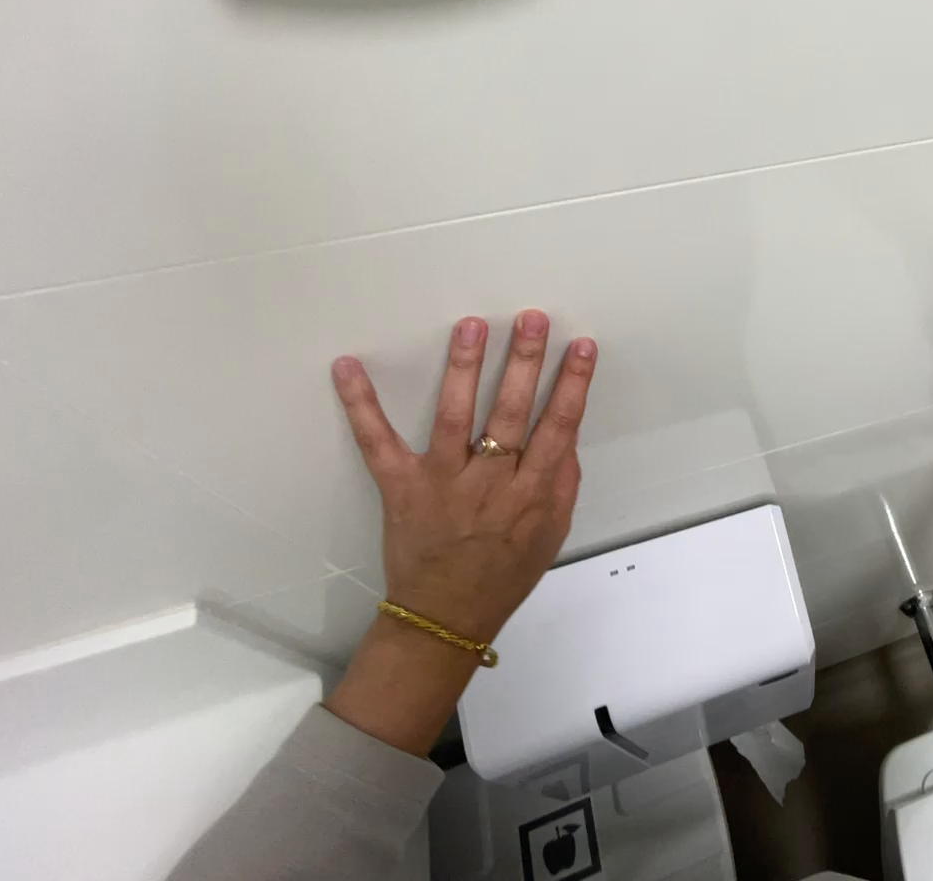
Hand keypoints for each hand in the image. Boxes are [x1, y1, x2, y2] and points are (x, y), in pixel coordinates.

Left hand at [323, 310, 598, 754]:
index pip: (561, 427)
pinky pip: (377, 442)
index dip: (574, 384)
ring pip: (455, 417)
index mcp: (534, 492)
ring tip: (471, 326)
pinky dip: (361, 404)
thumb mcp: (554, 531)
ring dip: (463, 369)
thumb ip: (563, 481)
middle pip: (513, 412)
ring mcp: (442, 481)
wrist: (447, 615)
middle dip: (526, 362)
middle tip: (532, 318)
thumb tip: (565, 434)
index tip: (583, 346)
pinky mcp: (399, 486)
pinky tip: (349, 366)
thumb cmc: (508, 570)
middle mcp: (491, 482)